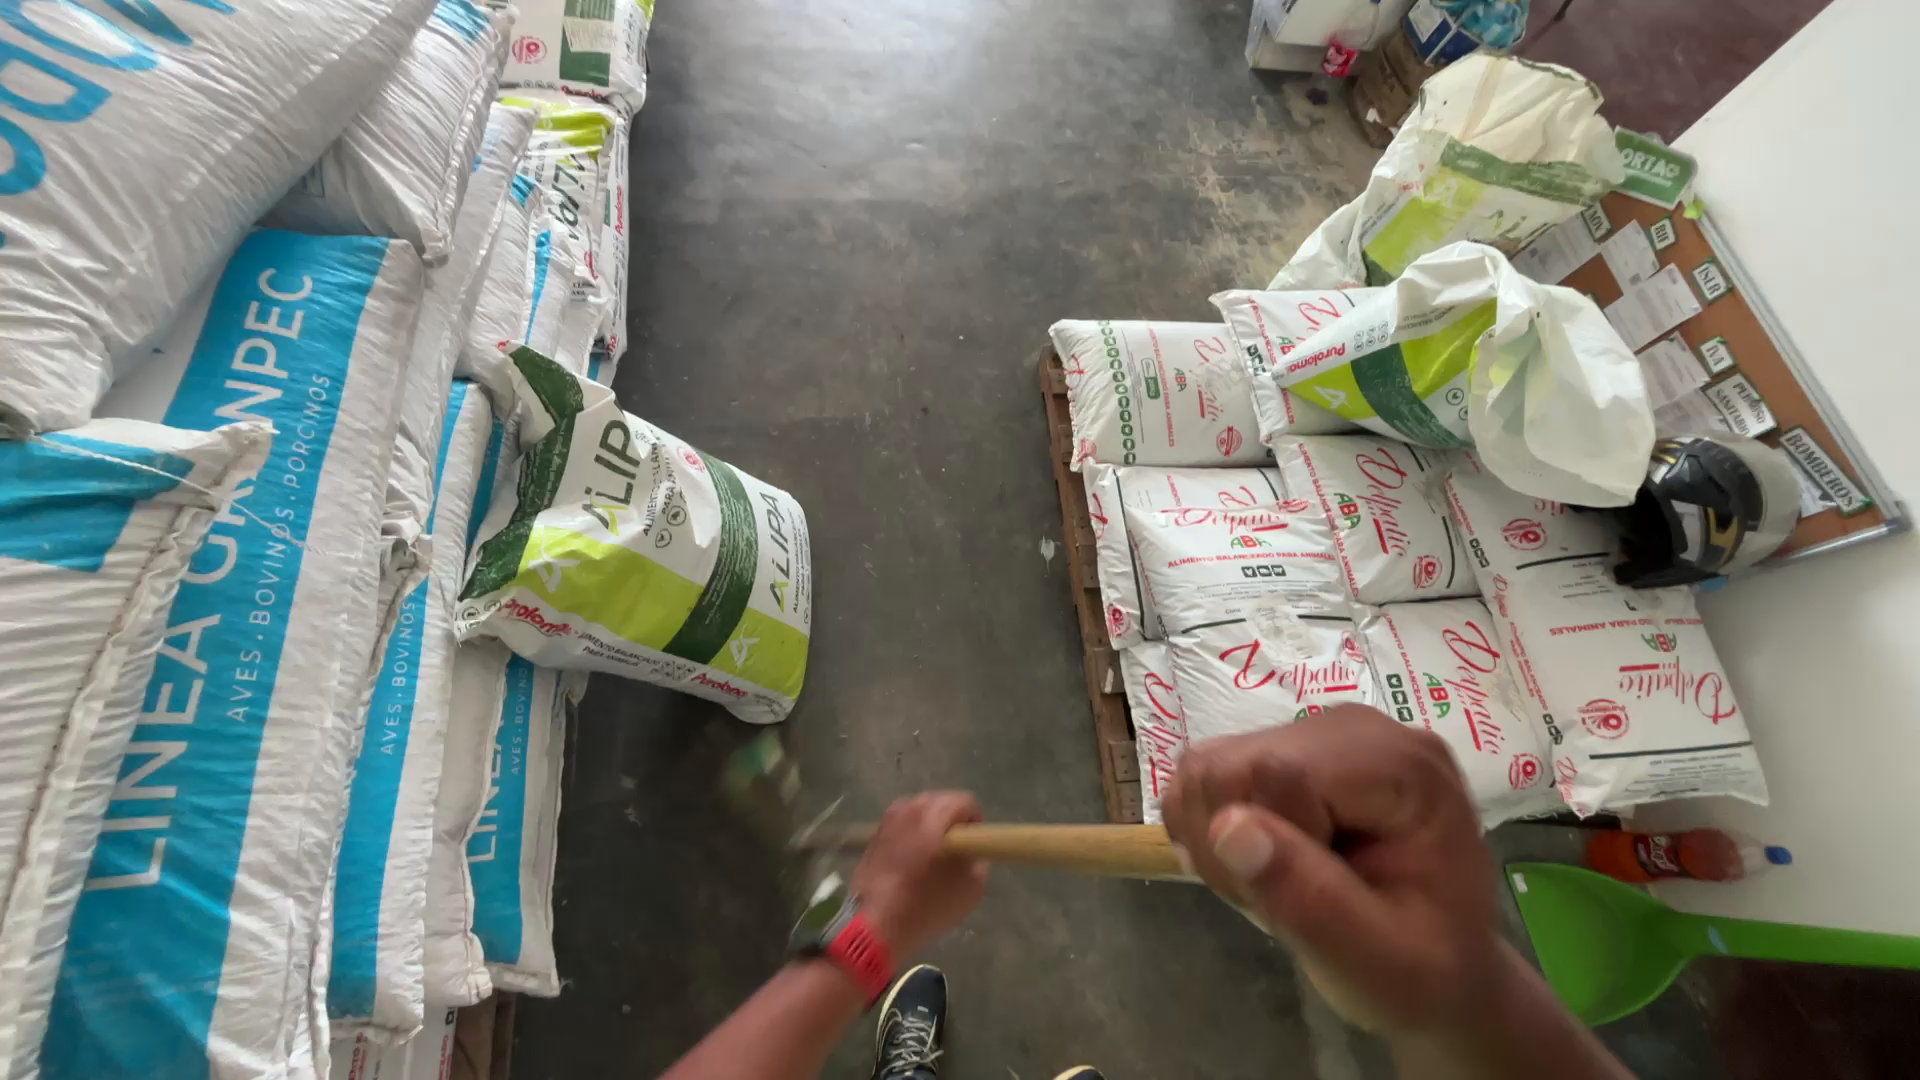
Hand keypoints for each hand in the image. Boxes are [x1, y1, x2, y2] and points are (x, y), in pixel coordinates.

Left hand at [852, 791, 989, 956]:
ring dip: (931, 827)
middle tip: (955, 853)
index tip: (974, 847)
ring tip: (932, 858)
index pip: (967, 802)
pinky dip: (912, 836)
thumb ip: (978, 858)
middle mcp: (911, 805)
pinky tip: (911, 863)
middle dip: (953, 822)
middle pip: (943, 801)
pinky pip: (903, 825)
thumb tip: (971, 851)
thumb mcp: (972, 886)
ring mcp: (889, 817)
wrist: (876, 923)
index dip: (976, 823)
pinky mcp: (875, 832)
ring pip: (921, 811)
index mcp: (936, 813)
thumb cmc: (927, 903)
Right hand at [1161, 706, 1506, 1034]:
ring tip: (1273, 882)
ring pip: (1203, 764)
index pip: (1274, 773)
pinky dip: (1207, 822)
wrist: (1438, 961)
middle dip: (1229, 845)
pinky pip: (1201, 768)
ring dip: (1213, 837)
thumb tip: (1227, 827)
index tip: (1299, 900)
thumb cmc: (1424, 971)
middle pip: (1228, 763)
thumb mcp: (1382, 963)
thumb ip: (1311, 898)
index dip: (1260, 842)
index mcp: (1399, 765)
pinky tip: (1258, 857)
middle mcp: (1350, 726)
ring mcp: (1309, 728)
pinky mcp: (1276, 739)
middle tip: (1279, 900)